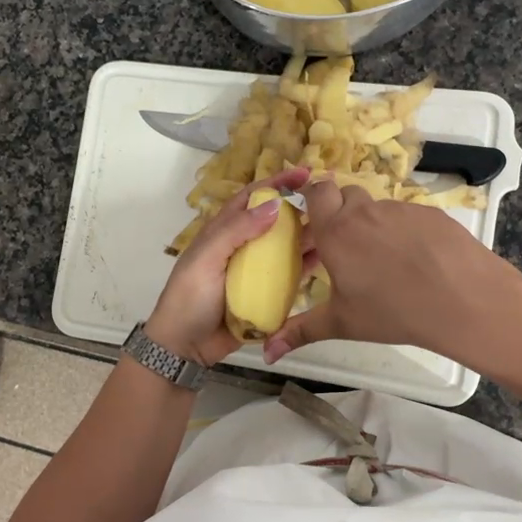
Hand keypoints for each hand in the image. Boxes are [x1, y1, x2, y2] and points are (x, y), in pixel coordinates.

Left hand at [146, 167, 311, 367]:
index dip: (275, 183)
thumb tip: (272, 205)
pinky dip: (308, 264)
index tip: (304, 173)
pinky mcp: (267, 294)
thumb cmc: (189, 299)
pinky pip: (291, 275)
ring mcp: (255, 271)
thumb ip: (235, 231)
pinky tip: (329, 256)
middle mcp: (241, 246)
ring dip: (308, 233)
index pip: (251, 198)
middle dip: (299, 206)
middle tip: (330, 199)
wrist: (185, 347)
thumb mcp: (206, 260)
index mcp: (222, 232)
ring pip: (286, 245)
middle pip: (274, 219)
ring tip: (336, 225)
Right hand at [263, 179, 521, 364]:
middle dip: (338, 211)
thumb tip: (266, 354)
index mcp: (335, 231)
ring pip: (376, 207)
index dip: (311, 197)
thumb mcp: (342, 323)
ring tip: (378, 259)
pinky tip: (412, 261)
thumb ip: (300, 332)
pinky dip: (400, 231)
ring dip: (369, 223)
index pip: (315, 191)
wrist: (467, 301)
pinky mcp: (431, 214)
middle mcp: (364, 212)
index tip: (309, 217)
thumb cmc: (394, 311)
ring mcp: (400, 210)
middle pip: (344, 194)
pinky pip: (406, 216)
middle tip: (339, 243)